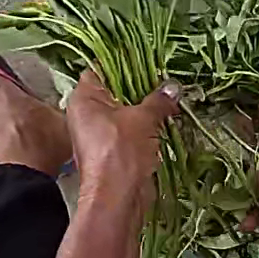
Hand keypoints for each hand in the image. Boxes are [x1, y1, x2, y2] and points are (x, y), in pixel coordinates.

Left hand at [66, 70, 179, 207]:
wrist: (118, 196)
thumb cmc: (121, 151)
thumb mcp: (143, 119)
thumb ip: (159, 100)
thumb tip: (174, 87)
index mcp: (84, 99)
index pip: (101, 70)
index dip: (125, 63)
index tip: (149, 61)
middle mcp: (87, 114)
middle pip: (116, 92)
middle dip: (142, 88)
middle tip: (166, 81)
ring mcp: (100, 134)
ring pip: (126, 113)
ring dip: (147, 110)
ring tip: (171, 101)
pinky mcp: (114, 151)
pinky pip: (131, 132)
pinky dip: (147, 128)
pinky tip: (167, 123)